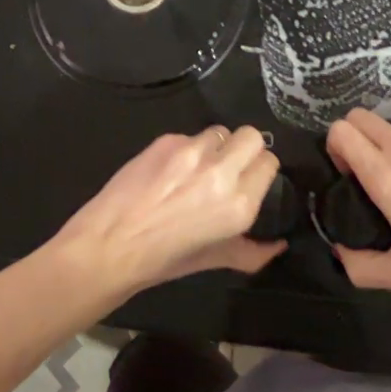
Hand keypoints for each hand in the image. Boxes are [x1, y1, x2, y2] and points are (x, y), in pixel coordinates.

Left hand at [48, 125, 285, 295]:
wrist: (111, 243)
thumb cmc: (163, 259)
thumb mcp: (213, 260)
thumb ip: (252, 252)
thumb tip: (279, 245)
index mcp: (239, 205)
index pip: (268, 162)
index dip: (260, 169)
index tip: (250, 179)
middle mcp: (220, 172)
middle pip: (251, 136)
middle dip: (245, 148)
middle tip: (231, 165)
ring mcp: (192, 152)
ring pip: (219, 131)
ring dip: (215, 146)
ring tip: (199, 166)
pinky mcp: (166, 140)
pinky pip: (189, 135)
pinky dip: (186, 149)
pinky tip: (171, 169)